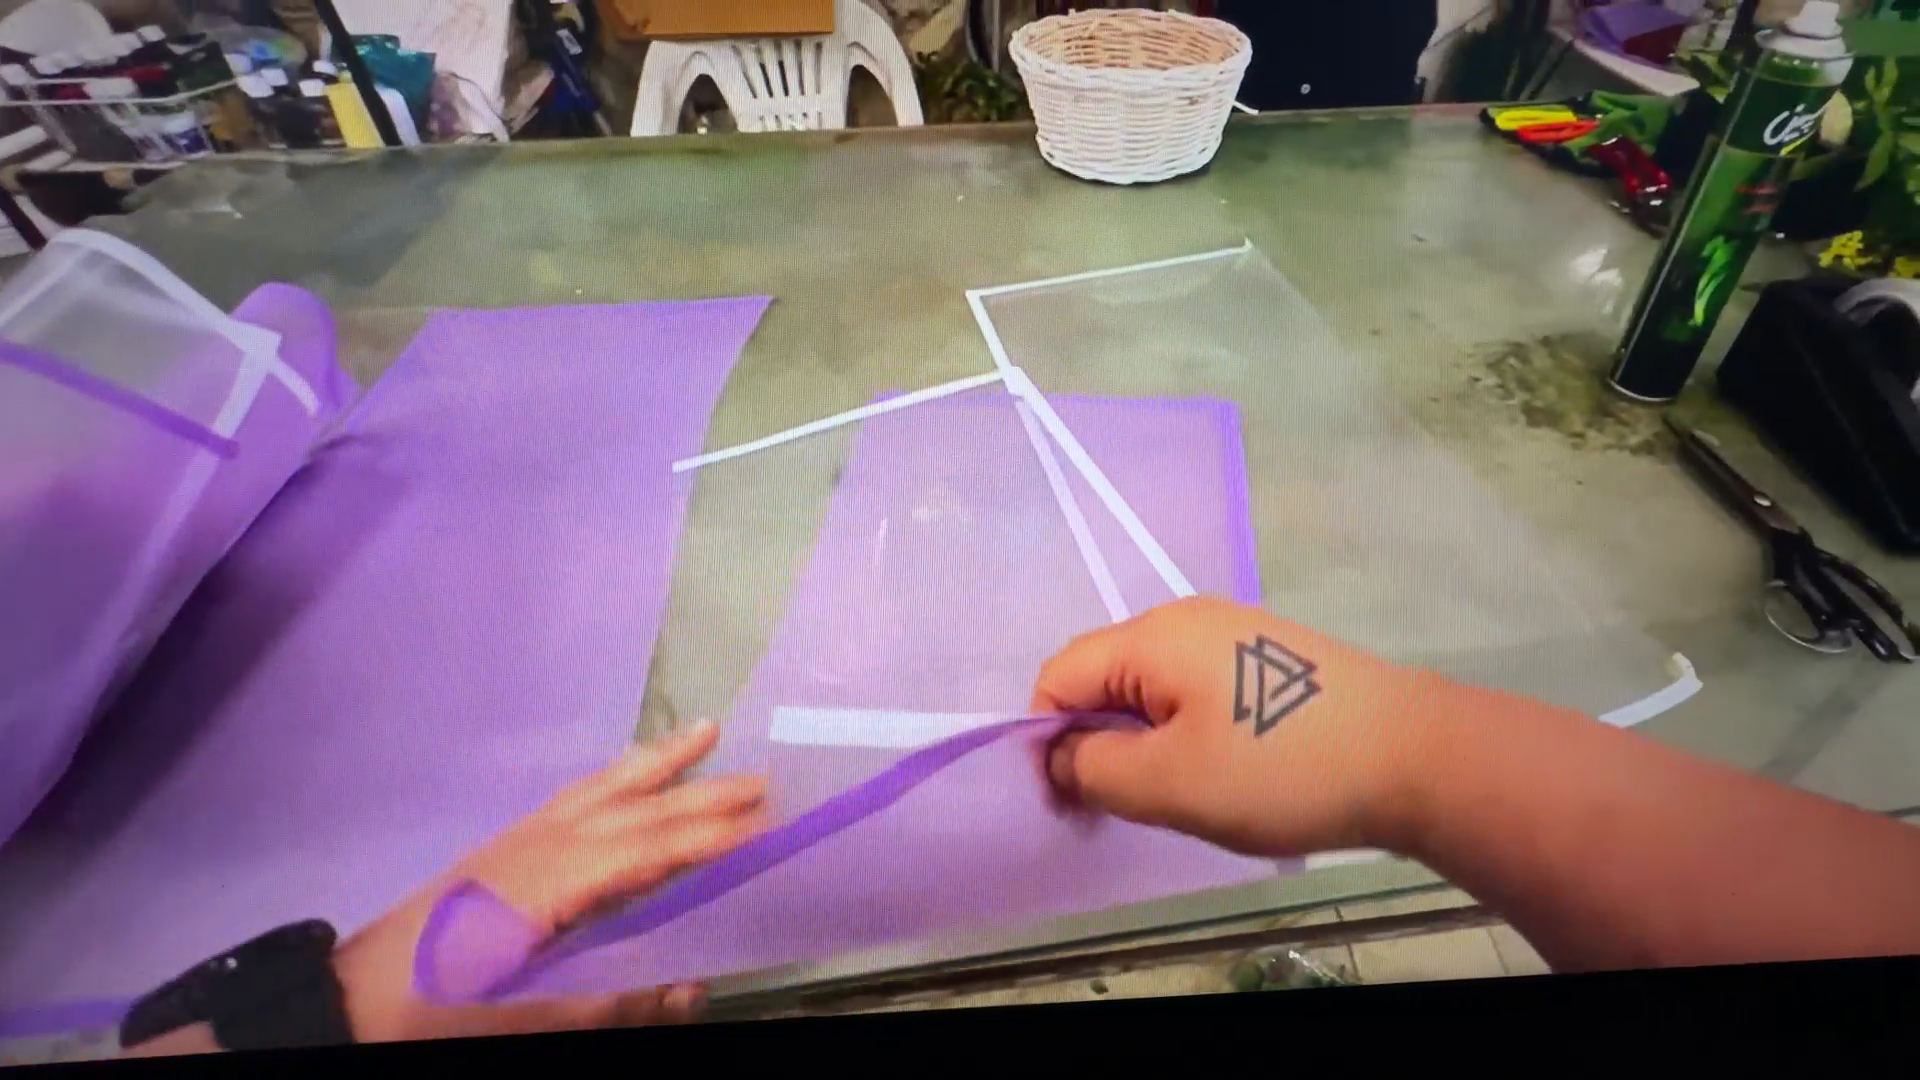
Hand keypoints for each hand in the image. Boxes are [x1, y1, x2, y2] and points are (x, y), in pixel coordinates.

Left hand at [329, 721, 766, 1042]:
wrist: (347, 1000)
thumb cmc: (437, 1011)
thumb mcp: (521, 1022)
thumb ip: (612, 1003)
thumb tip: (694, 986)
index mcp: (553, 881)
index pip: (651, 850)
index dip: (712, 836)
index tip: (766, 822)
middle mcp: (549, 840)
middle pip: (642, 807)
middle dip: (706, 791)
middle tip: (764, 778)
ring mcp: (530, 831)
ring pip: (613, 783)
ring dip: (665, 757)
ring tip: (709, 728)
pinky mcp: (517, 835)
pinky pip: (584, 789)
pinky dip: (621, 768)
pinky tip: (636, 763)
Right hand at [1035, 597, 1457, 856]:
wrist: (1418, 756)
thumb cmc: (1279, 768)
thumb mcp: (1169, 783)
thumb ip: (1092, 769)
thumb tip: (1058, 757)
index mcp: (1150, 636)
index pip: (1059, 677)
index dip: (1046, 738)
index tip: (1068, 798)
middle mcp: (1182, 619)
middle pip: (1102, 677)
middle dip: (1092, 740)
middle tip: (1117, 806)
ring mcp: (1227, 631)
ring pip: (1146, 684)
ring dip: (1136, 738)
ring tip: (1171, 789)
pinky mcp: (1261, 652)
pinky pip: (1189, 685)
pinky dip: (1177, 726)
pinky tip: (1215, 763)